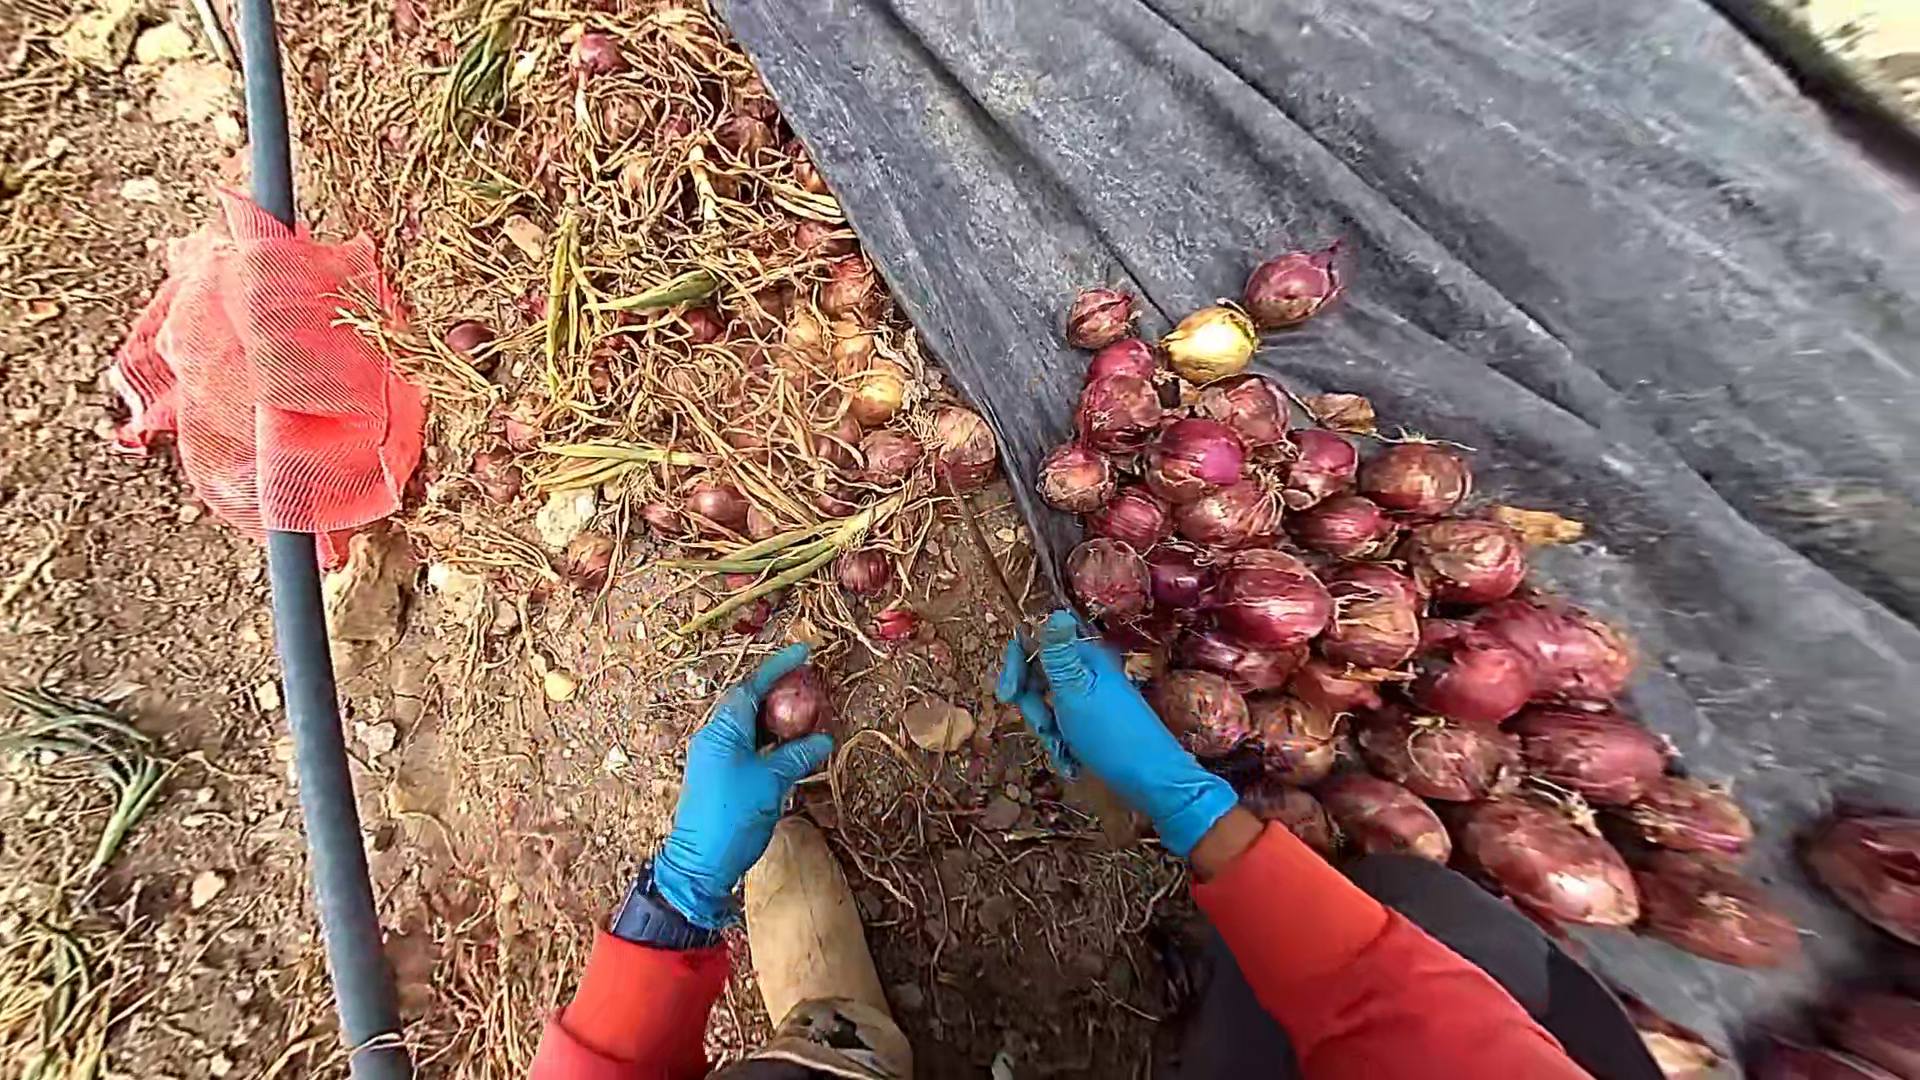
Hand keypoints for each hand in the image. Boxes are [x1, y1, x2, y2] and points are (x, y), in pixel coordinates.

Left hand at [653, 644, 834, 928]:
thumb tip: (824, 739)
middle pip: (749, 700)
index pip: (753, 686)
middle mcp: (715, 736)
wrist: (698, 867)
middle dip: (779, 687)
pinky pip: (747, 742)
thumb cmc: (733, 816)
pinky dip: (769, 736)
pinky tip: (790, 742)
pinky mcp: (720, 773)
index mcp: (723, 730)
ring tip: (804, 709)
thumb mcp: (772, 781)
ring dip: (775, 714)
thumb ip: (798, 755)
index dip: (779, 666)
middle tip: (808, 680)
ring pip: (748, 722)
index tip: (804, 652)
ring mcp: (715, 755)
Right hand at [996, 610, 1237, 856]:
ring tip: (1063, 751)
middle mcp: (1086, 670)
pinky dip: (1061, 744)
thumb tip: (1055, 610)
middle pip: (1036, 676)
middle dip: (1033, 706)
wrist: (1157, 783)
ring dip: (1047, 729)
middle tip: (1044, 729)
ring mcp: (1090, 696)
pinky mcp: (1093, 721)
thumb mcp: (1075, 693)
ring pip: (1047, 703)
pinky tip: (1071, 763)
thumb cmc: (1112, 737)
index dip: (1014, 666)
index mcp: (1084, 656)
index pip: (1034, 642)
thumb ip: (1057, 654)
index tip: (1006, 697)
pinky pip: (1062, 725)